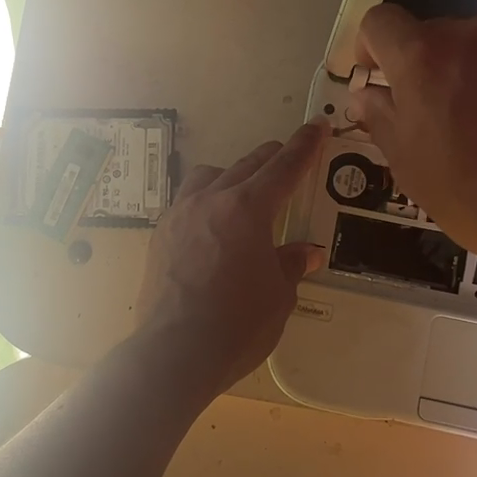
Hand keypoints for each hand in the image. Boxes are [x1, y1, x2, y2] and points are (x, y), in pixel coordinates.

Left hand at [130, 123, 325, 402]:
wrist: (175, 350)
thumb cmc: (238, 323)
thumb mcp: (278, 295)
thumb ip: (290, 264)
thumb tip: (304, 252)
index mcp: (248, 208)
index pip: (284, 167)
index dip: (305, 146)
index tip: (317, 126)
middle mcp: (211, 200)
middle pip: (247, 165)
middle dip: (272, 159)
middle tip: (287, 160)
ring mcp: (179, 215)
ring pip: (208, 176)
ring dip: (231, 176)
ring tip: (242, 194)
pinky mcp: (159, 235)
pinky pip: (186, 202)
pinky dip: (204, 201)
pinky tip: (210, 225)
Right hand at [348, 4, 476, 282]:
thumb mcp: (410, 165)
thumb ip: (382, 118)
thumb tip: (369, 95)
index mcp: (423, 55)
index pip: (380, 22)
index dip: (370, 47)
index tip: (377, 77)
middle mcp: (474, 33)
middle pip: (432, 36)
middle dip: (423, 69)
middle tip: (430, 119)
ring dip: (468, 77)